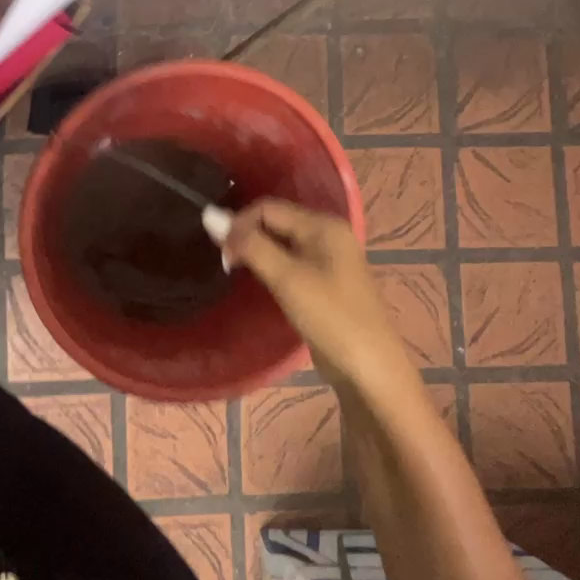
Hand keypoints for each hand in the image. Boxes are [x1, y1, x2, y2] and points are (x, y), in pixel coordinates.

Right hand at [220, 198, 410, 387]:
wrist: (370, 370)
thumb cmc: (330, 318)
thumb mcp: (286, 277)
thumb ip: (249, 244)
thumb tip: (209, 215)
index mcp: (324, 226)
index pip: (267, 208)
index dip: (238, 225)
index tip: (222, 255)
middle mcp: (328, 235)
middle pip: (274, 222)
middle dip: (246, 238)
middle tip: (228, 266)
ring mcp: (328, 259)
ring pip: (279, 243)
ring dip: (256, 253)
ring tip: (238, 274)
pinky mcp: (324, 281)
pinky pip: (289, 261)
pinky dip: (269, 267)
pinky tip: (260, 283)